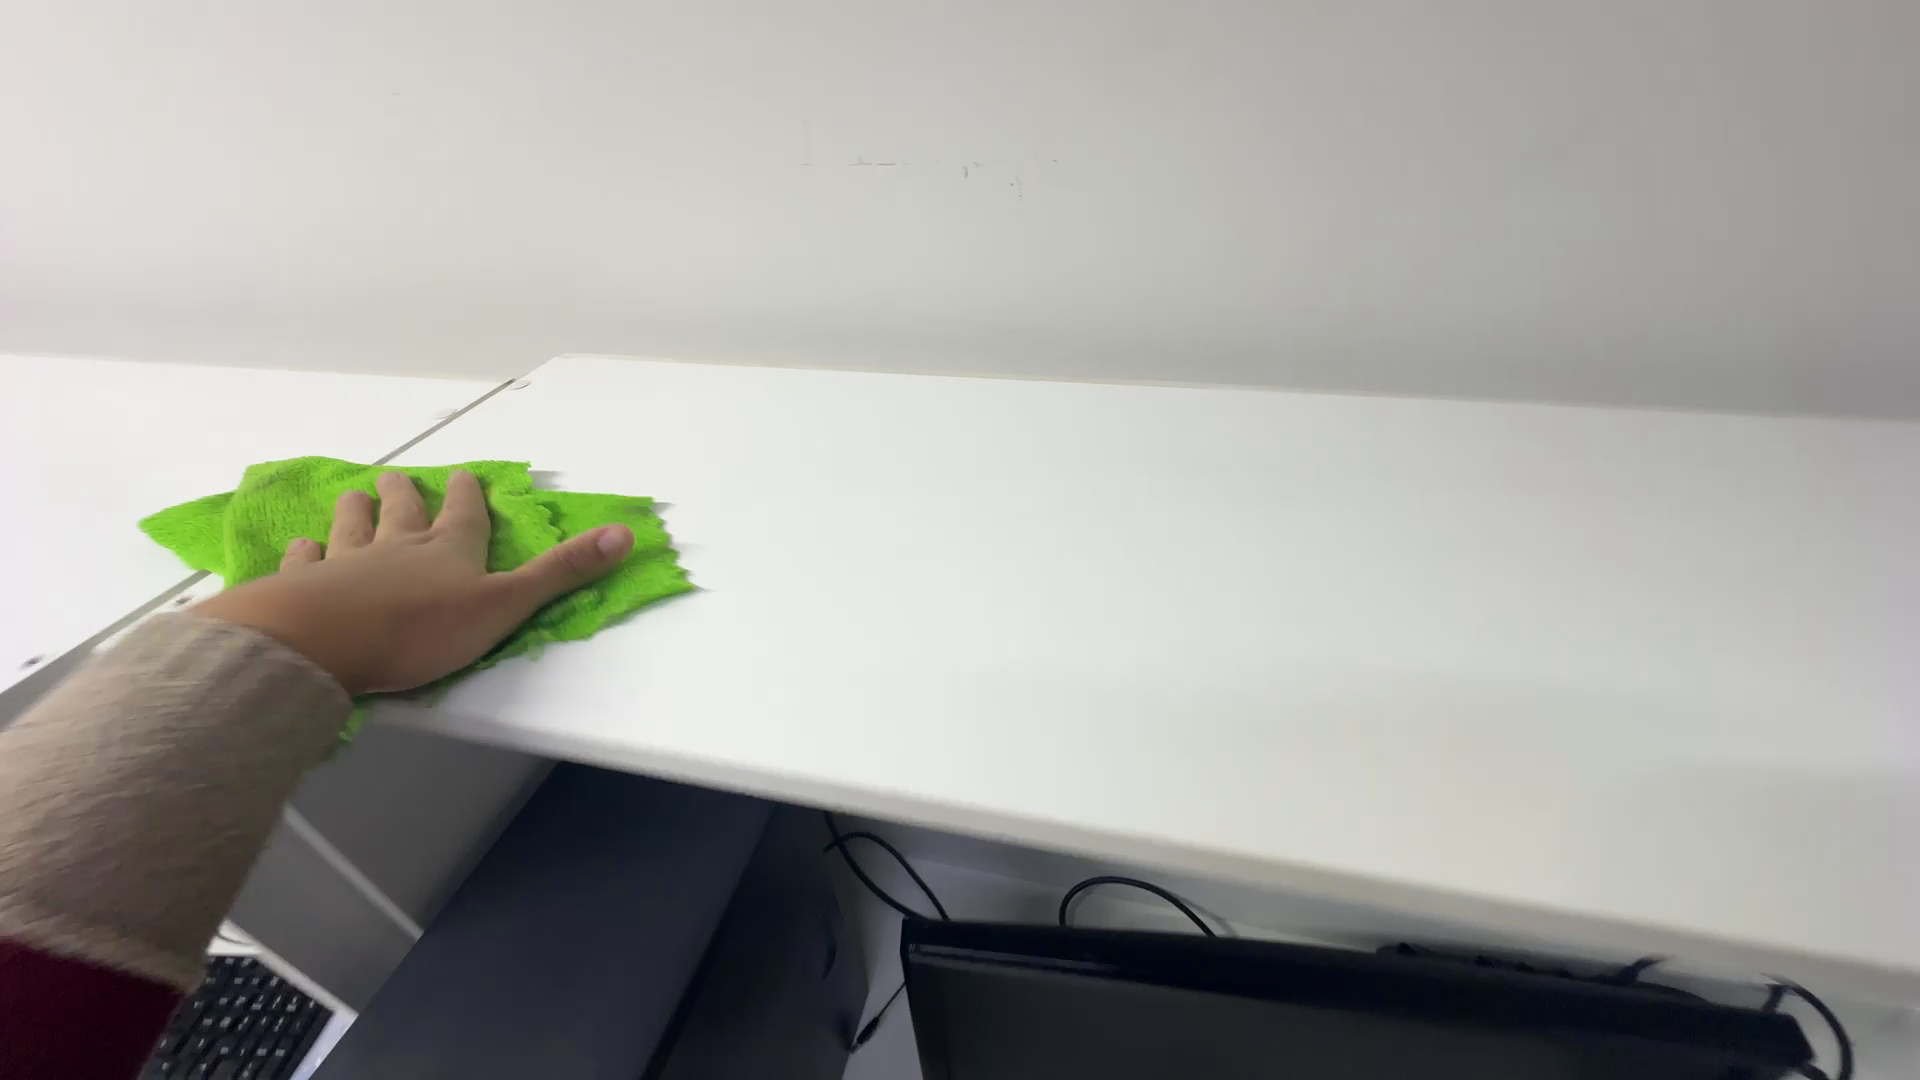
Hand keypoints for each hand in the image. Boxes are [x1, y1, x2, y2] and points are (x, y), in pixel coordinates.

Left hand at [194, 470, 633, 694]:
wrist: (317, 646)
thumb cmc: (421, 626)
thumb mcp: (507, 602)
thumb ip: (563, 571)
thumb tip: (625, 533)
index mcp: (449, 551)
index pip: (463, 516)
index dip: (465, 495)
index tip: (459, 473)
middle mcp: (396, 550)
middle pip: (402, 516)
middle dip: (404, 497)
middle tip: (394, 477)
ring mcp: (343, 568)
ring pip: (351, 532)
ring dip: (354, 515)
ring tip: (351, 497)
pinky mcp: (298, 592)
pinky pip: (302, 566)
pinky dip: (302, 555)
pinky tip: (297, 548)